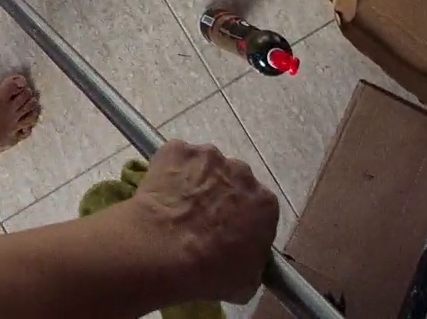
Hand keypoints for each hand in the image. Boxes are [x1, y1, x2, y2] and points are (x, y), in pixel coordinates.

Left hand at [126, 140, 279, 302]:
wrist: (166, 247)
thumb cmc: (212, 271)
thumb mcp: (249, 278)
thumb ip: (254, 254)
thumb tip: (245, 250)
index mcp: (264, 203)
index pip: (258, 205)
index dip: (242, 215)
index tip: (229, 227)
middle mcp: (240, 171)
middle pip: (232, 179)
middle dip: (220, 193)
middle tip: (202, 214)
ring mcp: (206, 155)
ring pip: (203, 165)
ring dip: (195, 178)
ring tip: (178, 201)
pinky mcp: (176, 148)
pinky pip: (175, 157)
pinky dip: (170, 168)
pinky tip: (162, 189)